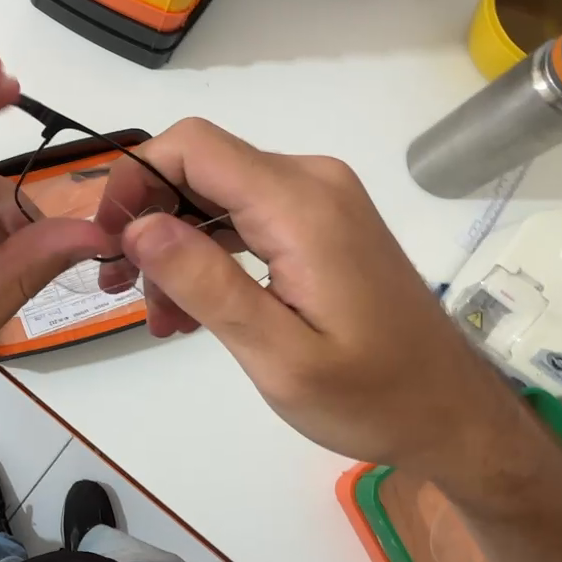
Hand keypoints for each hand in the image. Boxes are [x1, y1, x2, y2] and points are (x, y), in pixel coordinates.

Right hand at [102, 119, 538, 497]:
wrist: (453, 415)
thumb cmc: (372, 397)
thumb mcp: (279, 356)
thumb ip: (206, 284)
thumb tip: (137, 227)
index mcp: (301, 204)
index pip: (193, 146)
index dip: (135, 178)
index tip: (107, 238)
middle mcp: (309, 181)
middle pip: (198, 167)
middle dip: (146, 219)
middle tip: (118, 285)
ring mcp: (316, 197)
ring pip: (212, 193)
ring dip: (172, 244)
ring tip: (157, 314)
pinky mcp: (317, 220)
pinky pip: (241, 215)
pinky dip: (205, 251)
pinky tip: (190, 306)